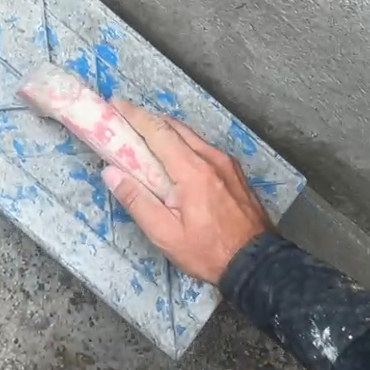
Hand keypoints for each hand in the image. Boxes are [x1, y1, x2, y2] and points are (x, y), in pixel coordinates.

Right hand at [100, 99, 271, 283]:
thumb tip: (111, 173)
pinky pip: (203, 147)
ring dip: (166, 130)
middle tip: (125, 120)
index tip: (116, 104)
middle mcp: (211, 159)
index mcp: (192, 171)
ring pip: (191, 136)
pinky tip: (174, 156)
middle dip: (148, 119)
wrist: (258, 265)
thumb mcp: (165, 234)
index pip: (158, 132)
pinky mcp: (235, 172)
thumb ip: (137, 201)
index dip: (135, 115)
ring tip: (145, 136)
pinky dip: (183, 143)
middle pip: (175, 127)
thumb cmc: (208, 251)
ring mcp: (227, 164)